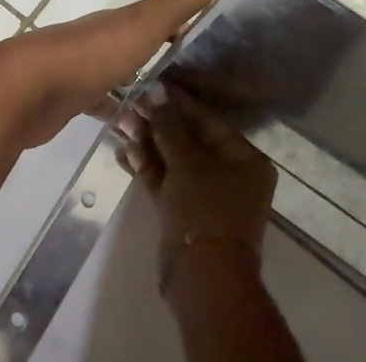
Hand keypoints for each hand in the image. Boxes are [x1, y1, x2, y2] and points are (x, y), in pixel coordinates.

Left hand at [0, 0, 245, 150]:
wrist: (24, 92)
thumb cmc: (89, 55)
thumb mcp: (145, 23)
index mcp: (124, 20)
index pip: (167, 16)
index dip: (195, 21)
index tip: (227, 37)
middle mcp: (106, 39)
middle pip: (146, 45)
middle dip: (174, 59)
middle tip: (210, 85)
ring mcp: (86, 69)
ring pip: (125, 76)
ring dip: (148, 90)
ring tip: (181, 115)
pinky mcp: (71, 100)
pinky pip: (103, 105)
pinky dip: (121, 115)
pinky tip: (139, 134)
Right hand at [117, 83, 276, 290]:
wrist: (203, 281)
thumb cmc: (204, 211)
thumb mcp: (187, 162)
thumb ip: (169, 125)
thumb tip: (156, 90)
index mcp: (245, 160)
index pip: (208, 120)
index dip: (178, 103)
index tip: (150, 85)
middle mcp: (230, 175)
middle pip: (189, 140)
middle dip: (158, 124)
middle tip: (128, 106)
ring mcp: (207, 196)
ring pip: (175, 161)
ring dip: (148, 144)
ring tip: (119, 125)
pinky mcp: (186, 213)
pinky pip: (167, 182)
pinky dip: (148, 168)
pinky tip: (124, 153)